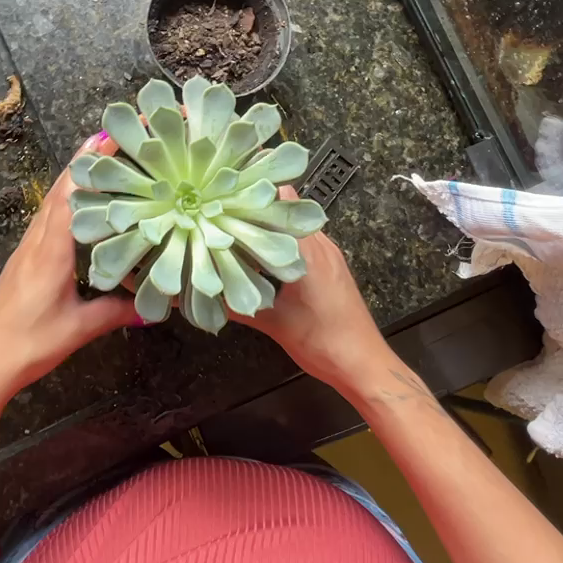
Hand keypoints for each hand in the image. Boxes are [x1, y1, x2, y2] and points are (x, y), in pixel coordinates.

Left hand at [0, 139, 138, 404]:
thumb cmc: (31, 343)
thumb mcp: (80, 328)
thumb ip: (117, 312)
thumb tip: (157, 305)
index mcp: (51, 250)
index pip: (70, 195)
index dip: (89, 165)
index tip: (108, 137)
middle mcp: (37, 240)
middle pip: (59, 190)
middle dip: (83, 162)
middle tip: (112, 139)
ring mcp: (27, 248)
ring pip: (51, 202)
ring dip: (73, 179)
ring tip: (102, 163)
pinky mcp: (24, 258)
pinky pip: (47, 219)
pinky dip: (65, 202)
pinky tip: (80, 206)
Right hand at [236, 190, 406, 403]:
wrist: (362, 366)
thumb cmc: (324, 342)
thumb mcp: (273, 323)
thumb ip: (234, 305)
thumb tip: (201, 297)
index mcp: (308, 250)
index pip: (282, 200)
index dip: (252, 196)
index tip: (224, 199)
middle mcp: (321, 245)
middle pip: (286, 211)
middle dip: (255, 213)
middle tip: (222, 218)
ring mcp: (329, 256)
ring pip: (294, 228)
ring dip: (269, 230)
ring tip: (236, 236)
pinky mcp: (331, 269)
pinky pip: (303, 244)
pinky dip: (282, 246)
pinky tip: (261, 261)